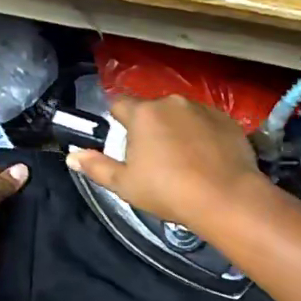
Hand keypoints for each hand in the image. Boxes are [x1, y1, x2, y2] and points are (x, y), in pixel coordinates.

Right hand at [66, 95, 270, 230]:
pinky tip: (206, 160)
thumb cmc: (168, 191)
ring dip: (178, 131)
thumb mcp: (125, 185)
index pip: (120, 104)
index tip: (121, 138)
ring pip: (182, 116)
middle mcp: (172, 102)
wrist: (224, 197)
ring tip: (183, 161)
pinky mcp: (228, 121)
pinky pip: (207, 124)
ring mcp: (203, 109)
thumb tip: (73, 156)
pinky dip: (203, 137)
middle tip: (154, 159)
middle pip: (153, 110)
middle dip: (150, 128)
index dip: (117, 119)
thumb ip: (97, 167)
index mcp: (143, 114)